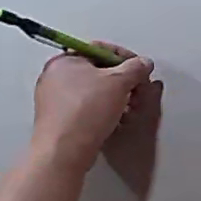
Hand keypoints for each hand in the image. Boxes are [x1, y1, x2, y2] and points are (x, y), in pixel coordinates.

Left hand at [31, 43, 155, 173]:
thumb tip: (143, 64)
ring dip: (118, 98)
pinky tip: (117, 120)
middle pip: (99, 72)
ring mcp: (56, 100)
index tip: (140, 69)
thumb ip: (135, 68)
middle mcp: (56, 77)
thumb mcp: (119, 82)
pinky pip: (88, 108)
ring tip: (129, 108)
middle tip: (138, 90)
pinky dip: (105, 111)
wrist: (64, 151)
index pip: (101, 49)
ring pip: (95, 92)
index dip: (126, 58)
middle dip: (124, 82)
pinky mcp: (61, 119)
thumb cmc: (85, 111)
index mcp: (65, 60)